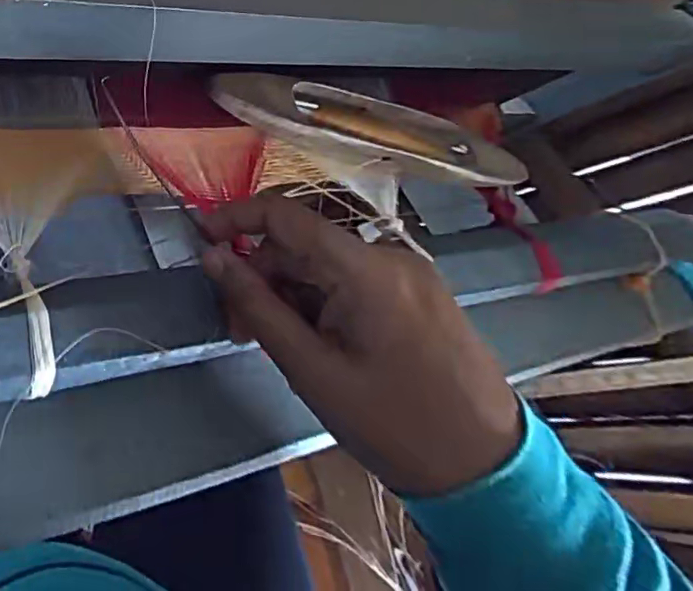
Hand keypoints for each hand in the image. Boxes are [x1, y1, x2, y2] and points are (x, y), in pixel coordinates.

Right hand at [198, 195, 522, 496]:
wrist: (491, 477)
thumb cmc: (394, 425)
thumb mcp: (309, 367)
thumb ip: (255, 304)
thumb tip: (211, 256)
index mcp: (367, 270)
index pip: (284, 214)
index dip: (234, 217)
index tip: (201, 239)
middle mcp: (390, 257)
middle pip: (300, 244)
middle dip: (260, 275)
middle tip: (239, 323)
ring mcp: (408, 274)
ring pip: (321, 263)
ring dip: (287, 292)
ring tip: (275, 340)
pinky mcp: (416, 292)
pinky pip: (348, 278)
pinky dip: (318, 299)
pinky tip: (311, 338)